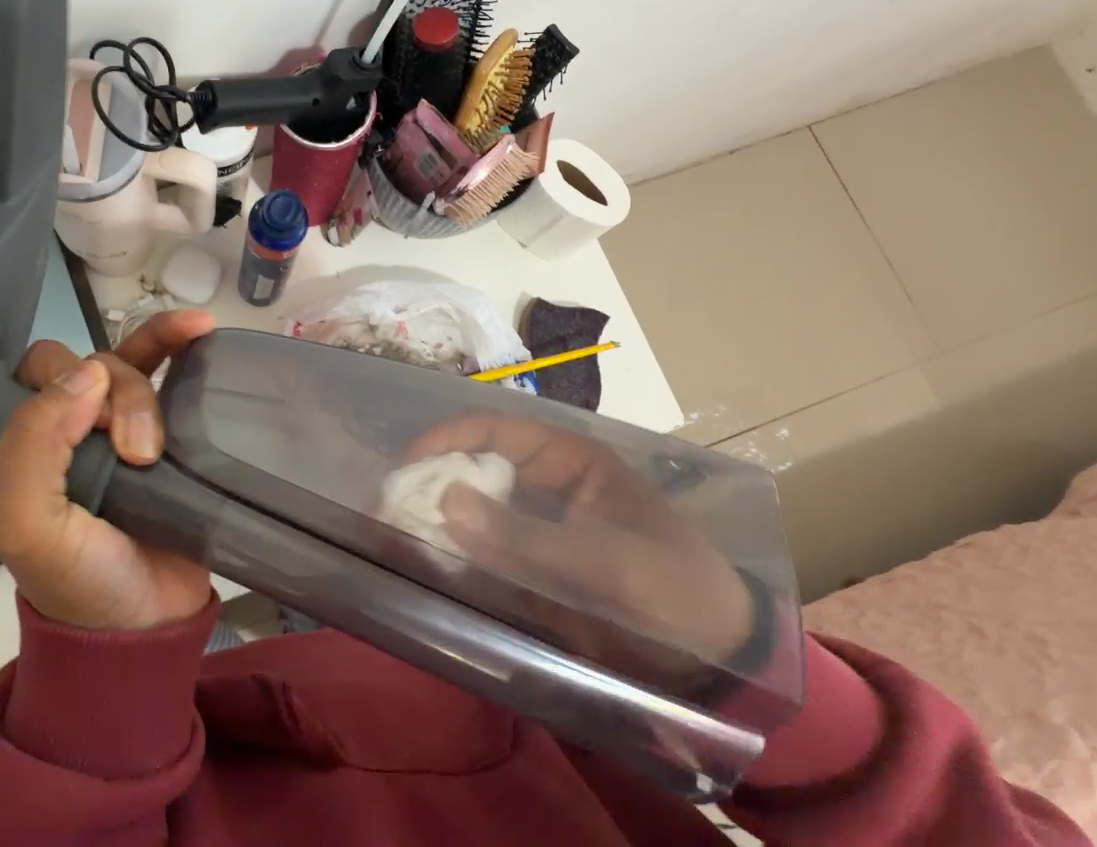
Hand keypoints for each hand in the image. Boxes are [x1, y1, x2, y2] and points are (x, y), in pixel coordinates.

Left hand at [0, 310, 216, 630]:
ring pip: (132, 365)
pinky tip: (203, 327)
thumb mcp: (27, 524)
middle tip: (139, 456)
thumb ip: (32, 446)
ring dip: (149, 385)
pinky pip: (172, 373)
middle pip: (93, 367)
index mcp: (32, 443)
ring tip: (162, 443)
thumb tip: (87, 372)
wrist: (146, 627)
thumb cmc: (79, 581)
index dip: (68, 386)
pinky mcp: (174, 436)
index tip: (95, 423)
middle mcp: (74, 429)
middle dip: (119, 399)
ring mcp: (125, 430)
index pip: (40, 375)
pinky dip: (181, 342)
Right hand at [407, 413, 753, 681]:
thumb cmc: (674, 592)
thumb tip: (444, 500)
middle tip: (383, 506)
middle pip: (473, 471)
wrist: (713, 666)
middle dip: (428, 483)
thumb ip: (527, 536)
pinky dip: (444, 559)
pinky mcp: (524, 575)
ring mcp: (531, 533)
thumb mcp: (609, 562)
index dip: (450, 437)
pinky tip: (410, 564)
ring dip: (428, 522)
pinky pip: (477, 558)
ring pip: (468, 516)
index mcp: (570, 463)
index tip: (407, 462)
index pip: (499, 431)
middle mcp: (543, 489)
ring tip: (382, 533)